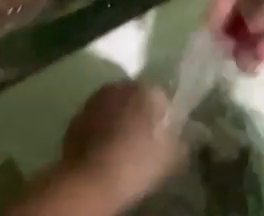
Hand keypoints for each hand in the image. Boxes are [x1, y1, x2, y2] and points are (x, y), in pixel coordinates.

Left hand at [59, 82, 185, 204]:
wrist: (91, 178)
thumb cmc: (137, 165)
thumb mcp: (172, 159)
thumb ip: (182, 142)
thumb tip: (184, 136)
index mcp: (148, 91)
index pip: (163, 96)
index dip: (166, 115)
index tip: (167, 133)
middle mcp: (122, 86)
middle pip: (137, 96)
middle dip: (141, 111)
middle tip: (146, 137)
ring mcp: (97, 97)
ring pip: (115, 104)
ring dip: (120, 116)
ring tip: (124, 143)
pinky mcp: (79, 113)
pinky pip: (98, 116)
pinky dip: (102, 126)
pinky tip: (105, 147)